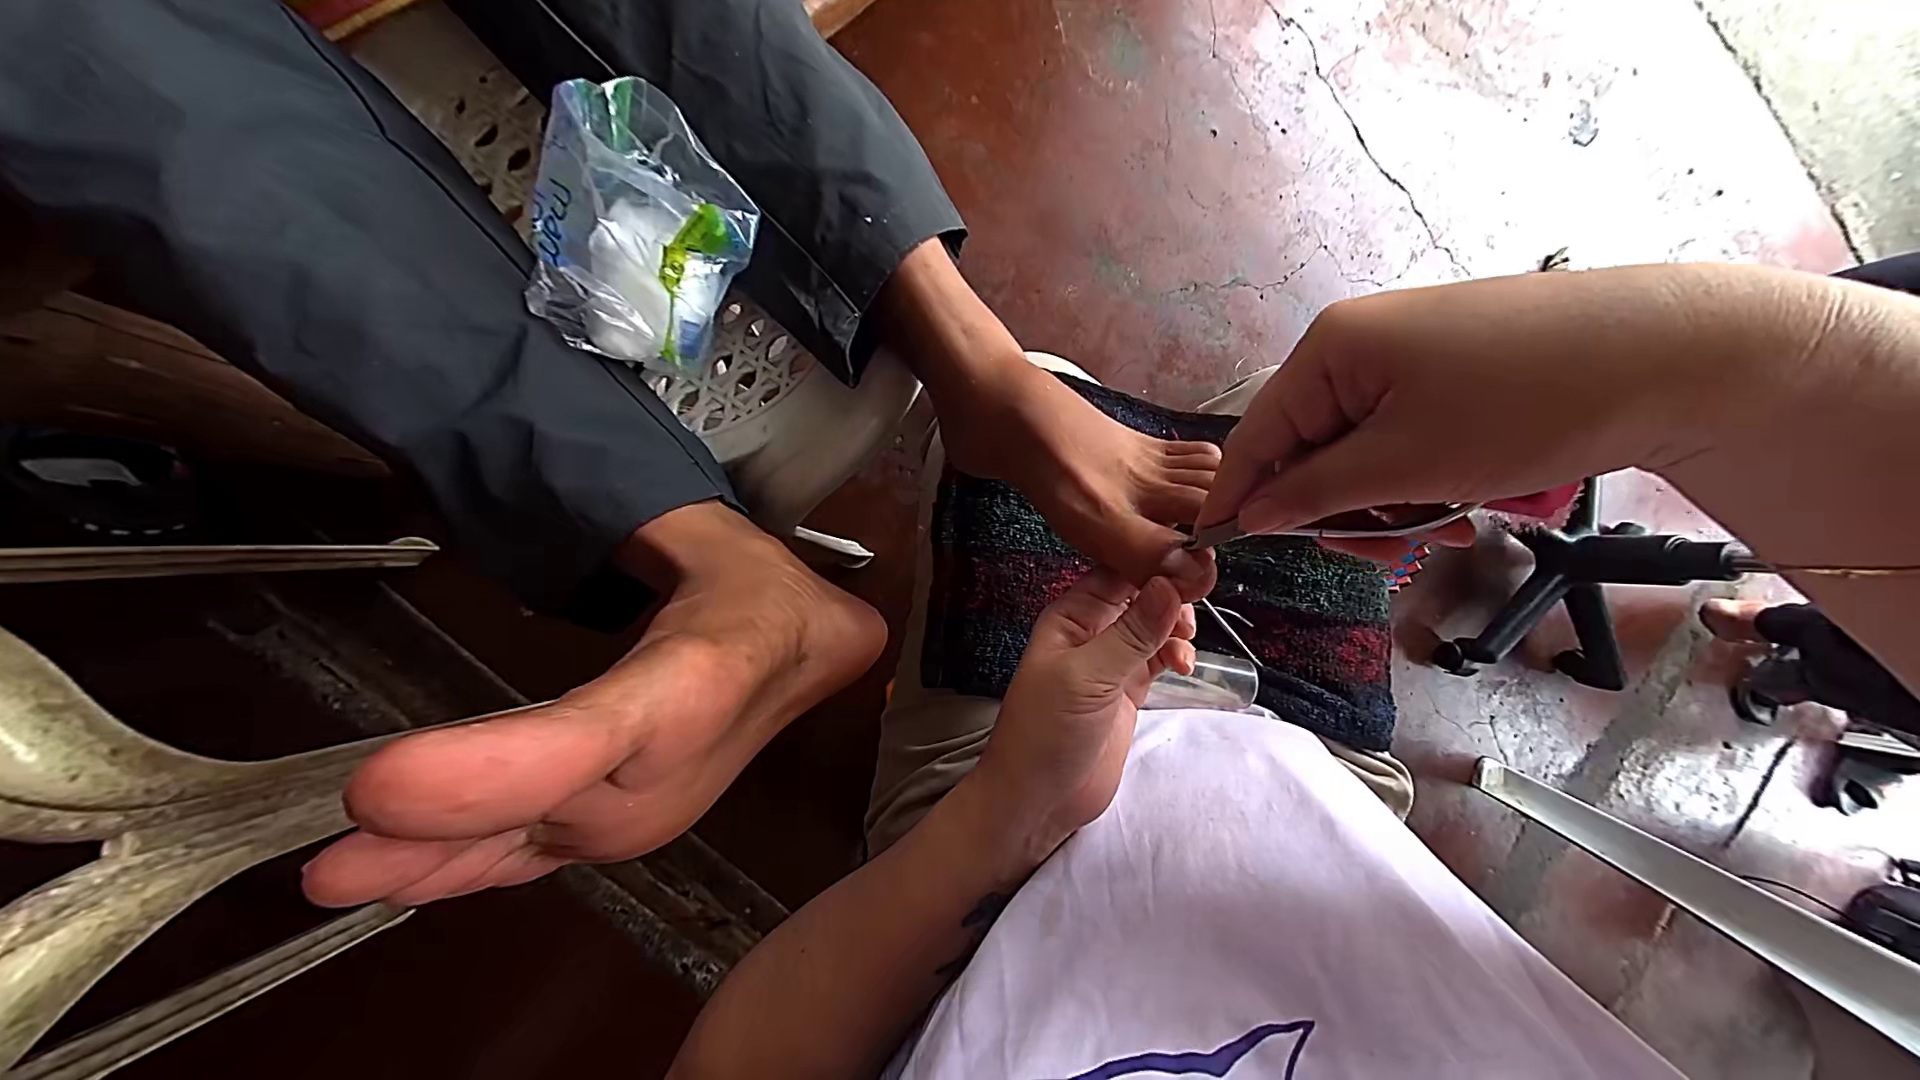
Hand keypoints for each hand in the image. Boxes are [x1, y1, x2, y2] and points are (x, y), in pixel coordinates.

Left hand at [968, 566, 1201, 850]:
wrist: (1039, 798)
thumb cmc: (1047, 731)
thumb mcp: (1089, 677)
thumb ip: (1132, 632)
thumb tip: (1170, 583)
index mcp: (1070, 615)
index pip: (1116, 572)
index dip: (1154, 565)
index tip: (1195, 567)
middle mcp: (1091, 631)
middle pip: (1139, 594)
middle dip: (1170, 595)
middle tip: (1195, 610)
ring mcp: (1110, 661)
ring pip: (1153, 625)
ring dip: (1175, 626)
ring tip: (1185, 642)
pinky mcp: (1127, 689)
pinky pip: (1157, 657)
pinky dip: (1174, 654)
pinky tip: (1183, 664)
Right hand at [1198, 264, 1840, 547]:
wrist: (1692, 352)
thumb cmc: (1521, 407)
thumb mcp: (1401, 464)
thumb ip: (1311, 492)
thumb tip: (1250, 516)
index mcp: (1328, 351)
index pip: (1256, 434)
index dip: (1235, 492)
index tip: (1213, 540)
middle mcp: (1355, 346)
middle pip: (1309, 447)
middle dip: (1337, 507)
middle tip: (1377, 551)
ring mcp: (1404, 355)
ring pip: (1357, 450)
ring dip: (1384, 501)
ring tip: (1439, 528)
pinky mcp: (1447, 369)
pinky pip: (1400, 437)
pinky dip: (1417, 478)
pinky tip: (1460, 500)